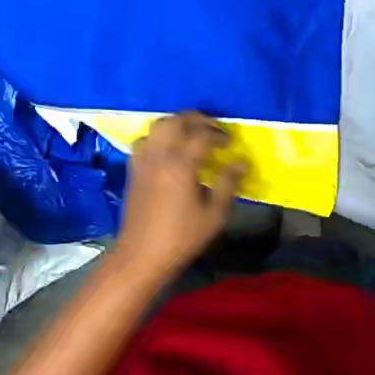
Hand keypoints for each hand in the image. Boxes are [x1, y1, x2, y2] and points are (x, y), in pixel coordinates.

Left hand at [114, 112, 247, 275]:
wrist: (142, 255)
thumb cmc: (182, 238)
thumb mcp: (214, 214)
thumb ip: (227, 183)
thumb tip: (241, 161)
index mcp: (181, 164)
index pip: (202, 134)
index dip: (219, 134)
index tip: (230, 143)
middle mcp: (159, 155)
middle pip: (176, 120)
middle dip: (196, 119)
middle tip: (213, 130)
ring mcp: (143, 160)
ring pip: (157, 126)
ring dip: (176, 124)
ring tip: (191, 136)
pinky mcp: (133, 169)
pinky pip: (145, 140)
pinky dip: (158, 137)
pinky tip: (168, 151)